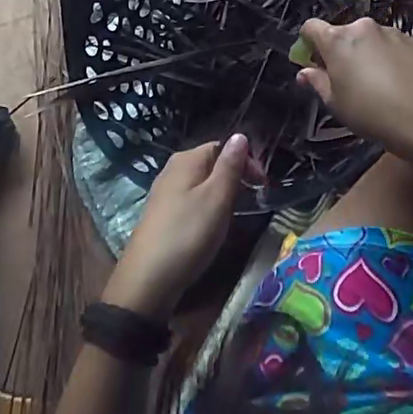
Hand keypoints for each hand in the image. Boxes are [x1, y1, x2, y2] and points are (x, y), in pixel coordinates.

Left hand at [102, 134, 256, 320]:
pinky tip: (213, 224)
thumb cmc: (189, 233)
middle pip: (212, 163)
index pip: (223, 146)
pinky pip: (192, 200)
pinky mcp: (163, 214)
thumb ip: (230, 166)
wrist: (148, 279)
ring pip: (202, 183)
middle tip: (255, 200)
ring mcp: (165, 193)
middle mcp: (172, 169)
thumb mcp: (217, 197)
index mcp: (186, 159)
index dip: (246, 161)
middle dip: (236, 177)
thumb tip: (240, 135)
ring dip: (223, 193)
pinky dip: (208, 206)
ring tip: (238, 213)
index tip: (264, 185)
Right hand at [294, 18, 412, 155]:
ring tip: (377, 83)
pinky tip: (397, 82)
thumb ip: (317, 82)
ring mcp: (391, 32)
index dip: (308, 43)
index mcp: (337, 40)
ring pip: (370, 39)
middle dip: (341, 51)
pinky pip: (392, 46)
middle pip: (343, 34)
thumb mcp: (335, 102)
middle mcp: (363, 28)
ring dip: (367, 54)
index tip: (313, 62)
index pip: (311, 27)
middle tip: (346, 79)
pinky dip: (389, 58)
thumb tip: (304, 72)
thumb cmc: (369, 111)